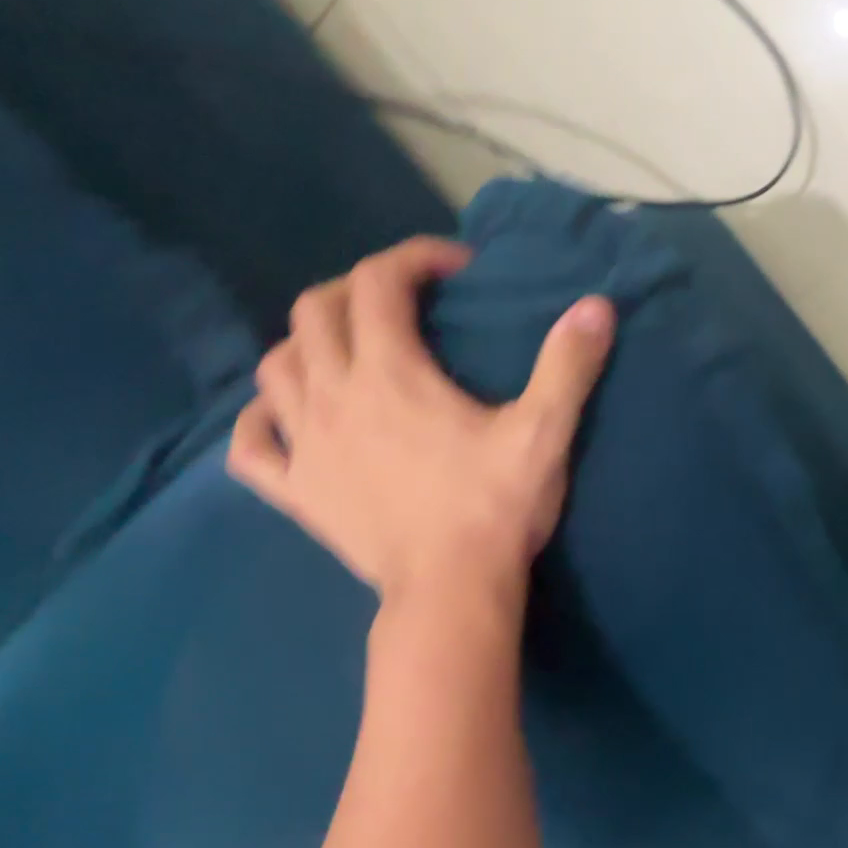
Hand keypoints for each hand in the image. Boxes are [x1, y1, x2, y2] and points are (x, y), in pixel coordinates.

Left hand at [228, 237, 615, 595]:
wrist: (451, 588)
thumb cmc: (496, 507)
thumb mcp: (544, 434)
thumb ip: (567, 367)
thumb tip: (596, 307)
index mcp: (391, 373)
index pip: (380, 283)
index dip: (414, 259)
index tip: (456, 269)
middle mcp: (333, 394)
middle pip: (315, 312)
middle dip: (357, 291)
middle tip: (403, 305)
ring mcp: (306, 445)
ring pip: (275, 367)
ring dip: (307, 344)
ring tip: (348, 355)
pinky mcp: (296, 491)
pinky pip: (251, 445)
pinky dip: (263, 421)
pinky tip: (287, 418)